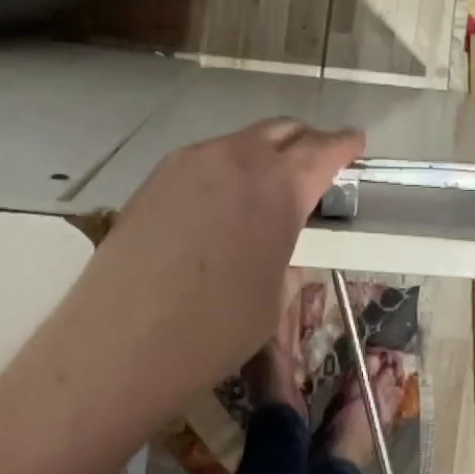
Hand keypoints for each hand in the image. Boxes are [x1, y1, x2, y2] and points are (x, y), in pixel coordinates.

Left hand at [77, 119, 363, 404]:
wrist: (119, 342)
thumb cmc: (213, 332)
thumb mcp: (274, 298)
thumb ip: (285, 251)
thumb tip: (276, 238)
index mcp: (281, 187)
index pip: (324, 149)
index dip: (345, 145)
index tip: (355, 143)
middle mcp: (239, 158)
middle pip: (283, 131)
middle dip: (306, 142)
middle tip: (316, 162)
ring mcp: (192, 160)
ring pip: (242, 141)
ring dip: (264, 154)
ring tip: (267, 186)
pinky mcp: (157, 174)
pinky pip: (207, 157)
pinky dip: (227, 168)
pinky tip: (220, 203)